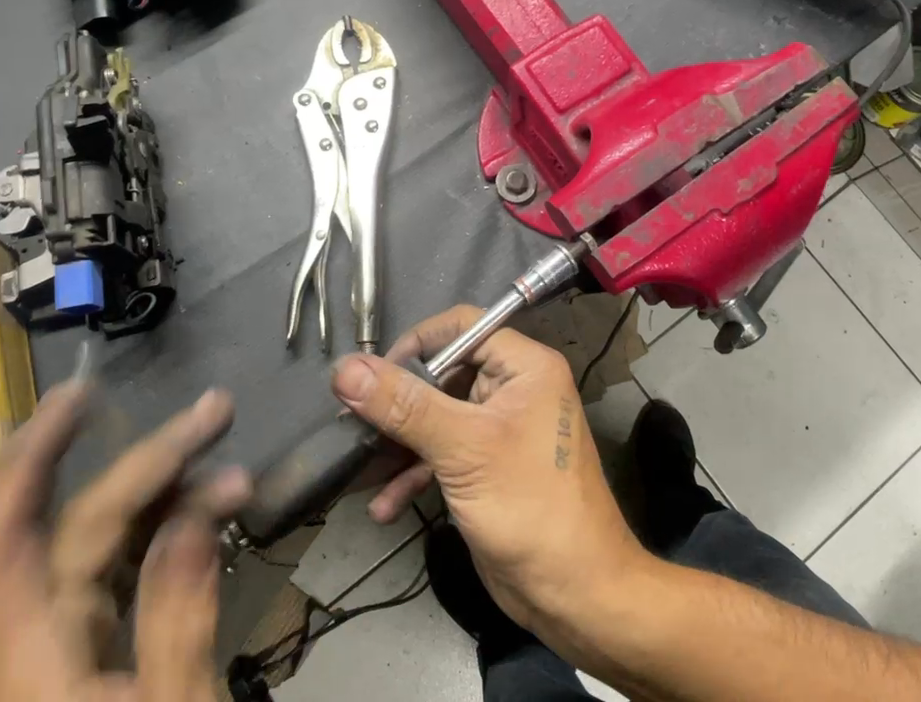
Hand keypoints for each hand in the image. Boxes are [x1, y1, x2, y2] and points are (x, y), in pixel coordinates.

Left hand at [0, 383, 250, 701]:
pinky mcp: (72, 671)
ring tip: (233, 473)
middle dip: (146, 465)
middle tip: (217, 414)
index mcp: (24, 666)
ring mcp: (47, 661)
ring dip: (164, 505)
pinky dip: (160, 550)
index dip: (28, 458)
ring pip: (94, 556)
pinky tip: (206, 526)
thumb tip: (198, 512)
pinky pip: (111, 590)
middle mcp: (21, 651)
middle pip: (71, 533)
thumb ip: (181, 618)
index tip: (81, 395)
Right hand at [331, 307, 647, 643]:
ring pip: (435, 418)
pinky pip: (441, 455)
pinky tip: (383, 506)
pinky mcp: (486, 469)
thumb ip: (404, 406)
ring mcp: (499, 431)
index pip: (462, 328)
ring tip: (359, 469)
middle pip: (442, 374)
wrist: (575, 593)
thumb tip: (345, 369)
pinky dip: (412, 475)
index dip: (415, 345)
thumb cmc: (530, 507)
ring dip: (397, 445)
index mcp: (525, 367)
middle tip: (354, 426)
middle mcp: (514, 390)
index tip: (373, 378)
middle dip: (397, 404)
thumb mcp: (463, 449)